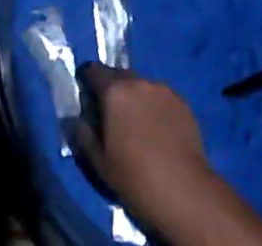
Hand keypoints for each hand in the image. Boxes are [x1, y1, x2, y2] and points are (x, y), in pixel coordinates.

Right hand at [69, 63, 210, 213]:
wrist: (185, 191)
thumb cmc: (135, 177)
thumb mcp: (98, 161)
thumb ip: (82, 133)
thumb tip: (76, 118)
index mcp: (114, 91)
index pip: (92, 69)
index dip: (86, 82)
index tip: (88, 100)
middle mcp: (138, 81)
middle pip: (118, 74)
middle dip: (111, 89)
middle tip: (112, 116)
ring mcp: (163, 90)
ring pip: (141, 85)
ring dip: (134, 97)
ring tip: (138, 125)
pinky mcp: (182, 102)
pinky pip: (160, 96)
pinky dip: (154, 106)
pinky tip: (158, 130)